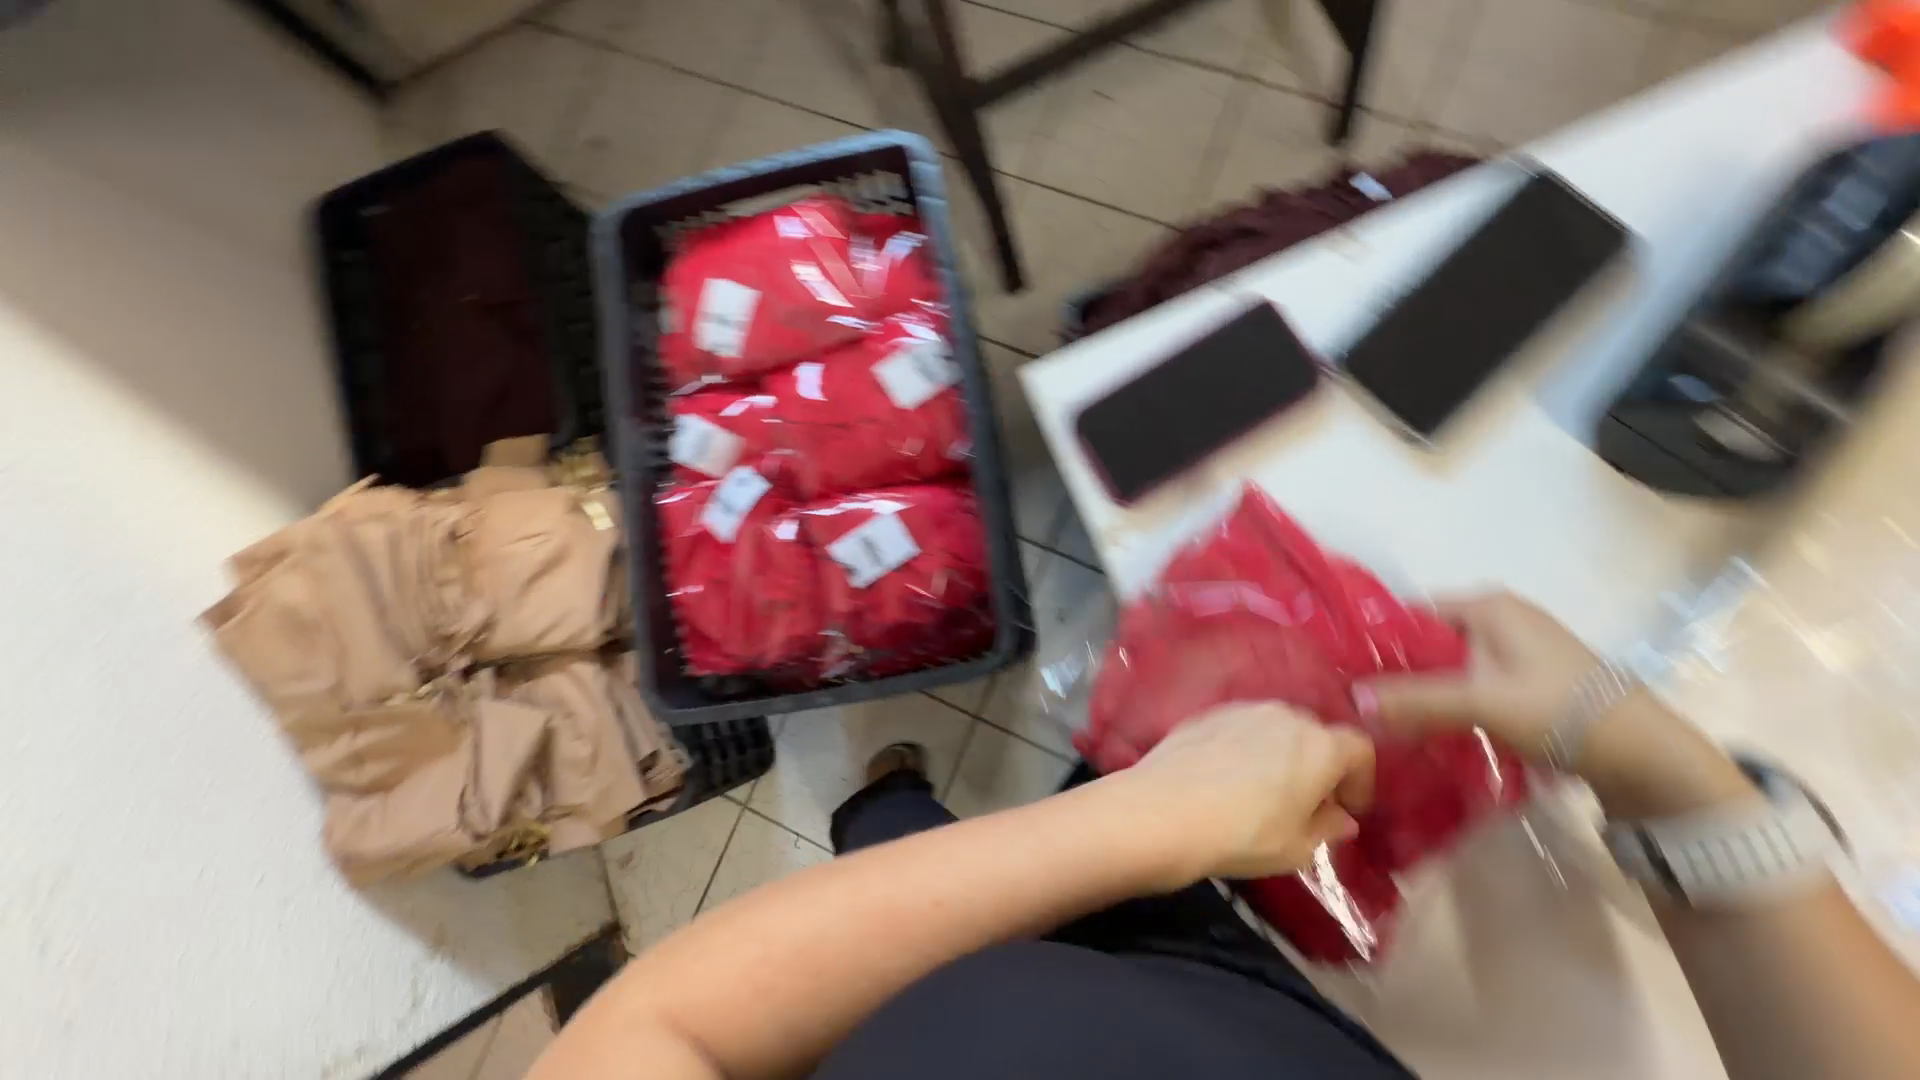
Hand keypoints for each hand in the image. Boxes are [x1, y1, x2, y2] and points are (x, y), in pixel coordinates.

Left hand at [1115, 702, 1374, 883]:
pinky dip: (1245, 748)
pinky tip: (1227, 778)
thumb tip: (1339, 818)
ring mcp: (1240, 710)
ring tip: (1265, 790)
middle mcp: (1283, 716)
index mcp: (1319, 745)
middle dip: (1320, 766)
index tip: (1348, 808)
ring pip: (1275, 728)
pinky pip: (1240, 728)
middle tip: (1308, 802)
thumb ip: (1327, 828)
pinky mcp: (1205, 715)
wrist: (1162, 811)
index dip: (1360, 779)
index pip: (1359, 749)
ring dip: (1281, 754)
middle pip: (1316, 734)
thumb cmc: (1243, 835)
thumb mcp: (1297, 848)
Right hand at [1354, 591, 1753, 816]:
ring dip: (1424, 694)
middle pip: (1427, 642)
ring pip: (1448, 667)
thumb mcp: (1480, 703)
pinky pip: (1471, 685)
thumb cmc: (1560, 710)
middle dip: (1398, 674)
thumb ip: (1414, 700)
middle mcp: (1500, 617)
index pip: (1409, 614)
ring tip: (1392, 723)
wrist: (1648, 757)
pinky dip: (1451, 704)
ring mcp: (1518, 649)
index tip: (1349, 676)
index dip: (1377, 644)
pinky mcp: (1530, 681)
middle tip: (1365, 707)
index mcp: (1487, 605)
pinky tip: (1435, 730)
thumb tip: (1350, 700)